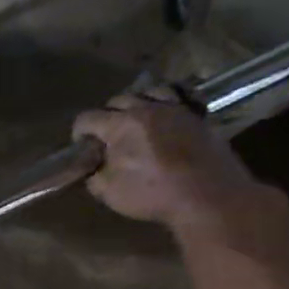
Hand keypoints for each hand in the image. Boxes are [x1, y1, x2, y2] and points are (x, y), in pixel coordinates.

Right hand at [72, 94, 262, 232]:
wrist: (209, 196)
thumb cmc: (153, 195)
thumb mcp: (108, 192)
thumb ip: (93, 174)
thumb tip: (92, 165)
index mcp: (120, 125)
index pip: (87, 118)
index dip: (79, 132)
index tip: (81, 147)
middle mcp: (146, 109)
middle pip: (117, 100)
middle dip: (106, 116)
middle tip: (107, 137)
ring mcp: (175, 109)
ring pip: (149, 91)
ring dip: (137, 103)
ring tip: (136, 120)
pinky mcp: (197, 116)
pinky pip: (179, 97)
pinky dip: (167, 102)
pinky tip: (165, 115)